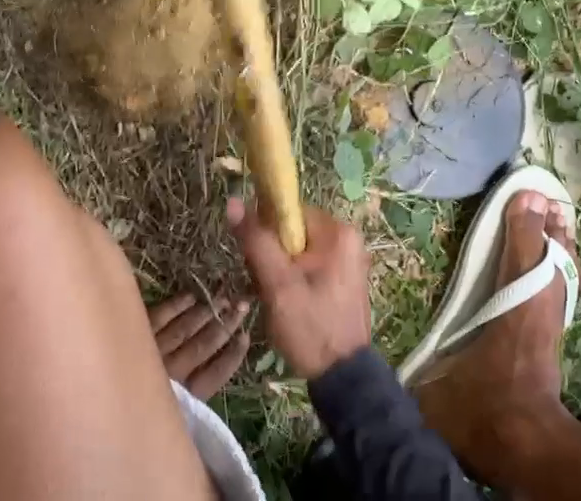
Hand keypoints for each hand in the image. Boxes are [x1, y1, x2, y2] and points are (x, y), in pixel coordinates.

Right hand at [227, 196, 369, 378]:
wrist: (342, 378)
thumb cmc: (311, 327)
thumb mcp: (277, 283)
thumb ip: (256, 240)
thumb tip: (233, 201)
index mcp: (338, 233)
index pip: (287, 211)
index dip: (265, 231)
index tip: (257, 259)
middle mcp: (347, 240)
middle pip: (290, 230)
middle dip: (271, 254)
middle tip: (265, 283)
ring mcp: (347, 261)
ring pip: (295, 250)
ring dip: (277, 269)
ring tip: (275, 296)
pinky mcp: (342, 279)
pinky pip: (306, 265)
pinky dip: (291, 279)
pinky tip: (286, 302)